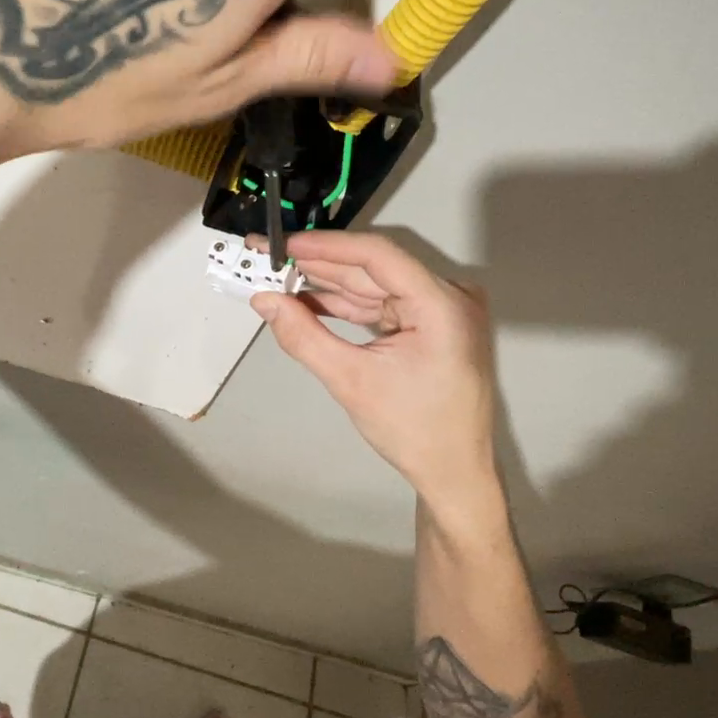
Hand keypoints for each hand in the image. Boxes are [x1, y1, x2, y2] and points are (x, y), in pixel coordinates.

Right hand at [250, 232, 496, 497]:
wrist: (454, 472)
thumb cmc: (413, 431)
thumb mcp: (351, 381)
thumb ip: (303, 336)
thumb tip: (264, 300)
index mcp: (442, 305)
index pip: (377, 256)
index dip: (326, 247)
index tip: (283, 245)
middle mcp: (447, 297)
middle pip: (372, 269)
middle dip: (318, 265)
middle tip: (269, 257)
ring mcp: (440, 310)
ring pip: (372, 285)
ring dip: (326, 284)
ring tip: (279, 277)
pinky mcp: (429, 324)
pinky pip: (380, 304)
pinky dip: (344, 305)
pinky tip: (306, 300)